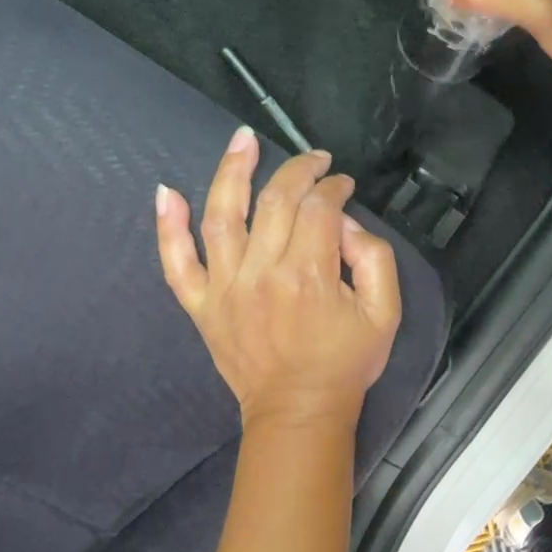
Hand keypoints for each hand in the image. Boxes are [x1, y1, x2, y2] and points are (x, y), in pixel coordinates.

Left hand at [155, 126, 402, 431]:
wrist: (299, 412)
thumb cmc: (346, 363)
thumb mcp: (386, 312)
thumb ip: (374, 258)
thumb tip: (345, 224)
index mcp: (309, 275)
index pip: (319, 208)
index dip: (335, 187)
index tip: (344, 184)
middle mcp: (262, 273)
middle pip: (275, 201)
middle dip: (299, 169)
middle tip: (316, 159)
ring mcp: (225, 289)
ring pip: (222, 216)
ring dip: (231, 171)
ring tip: (243, 138)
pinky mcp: (202, 306)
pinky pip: (176, 264)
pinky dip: (167, 228)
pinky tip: (165, 191)